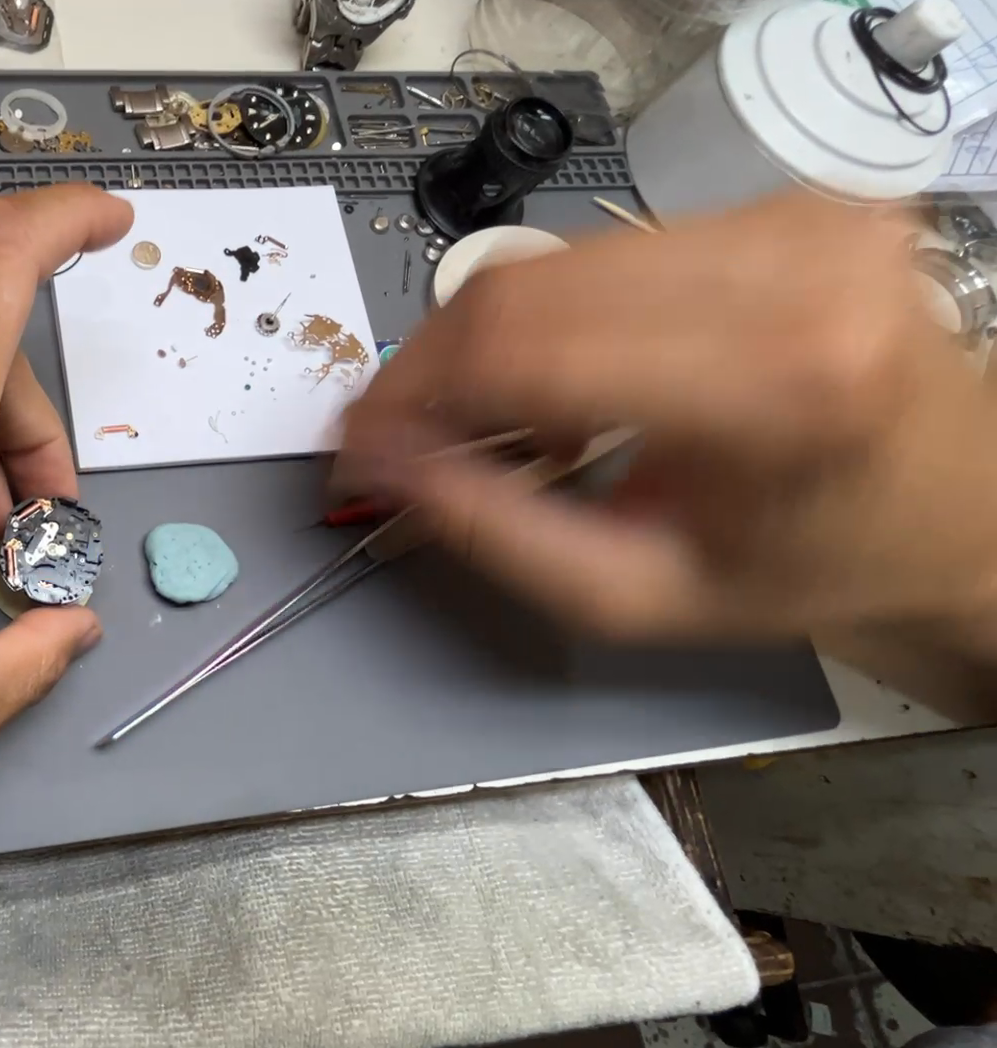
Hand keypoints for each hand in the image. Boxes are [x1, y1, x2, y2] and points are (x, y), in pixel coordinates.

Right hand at [335, 194, 996, 647]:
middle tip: (389, 438)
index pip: (512, 356)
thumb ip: (488, 532)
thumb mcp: (625, 595)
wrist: (960, 505)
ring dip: (465, 352)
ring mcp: (785, 222)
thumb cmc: (799, 566)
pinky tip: (544, 381)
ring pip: (528, 270)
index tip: (354, 449)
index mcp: (773, 384)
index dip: (403, 401)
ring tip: (478, 423)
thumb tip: (383, 465)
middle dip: (417, 374)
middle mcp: (790, 272)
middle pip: (508, 298)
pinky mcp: (768, 209)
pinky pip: (575, 256)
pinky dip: (523, 324)